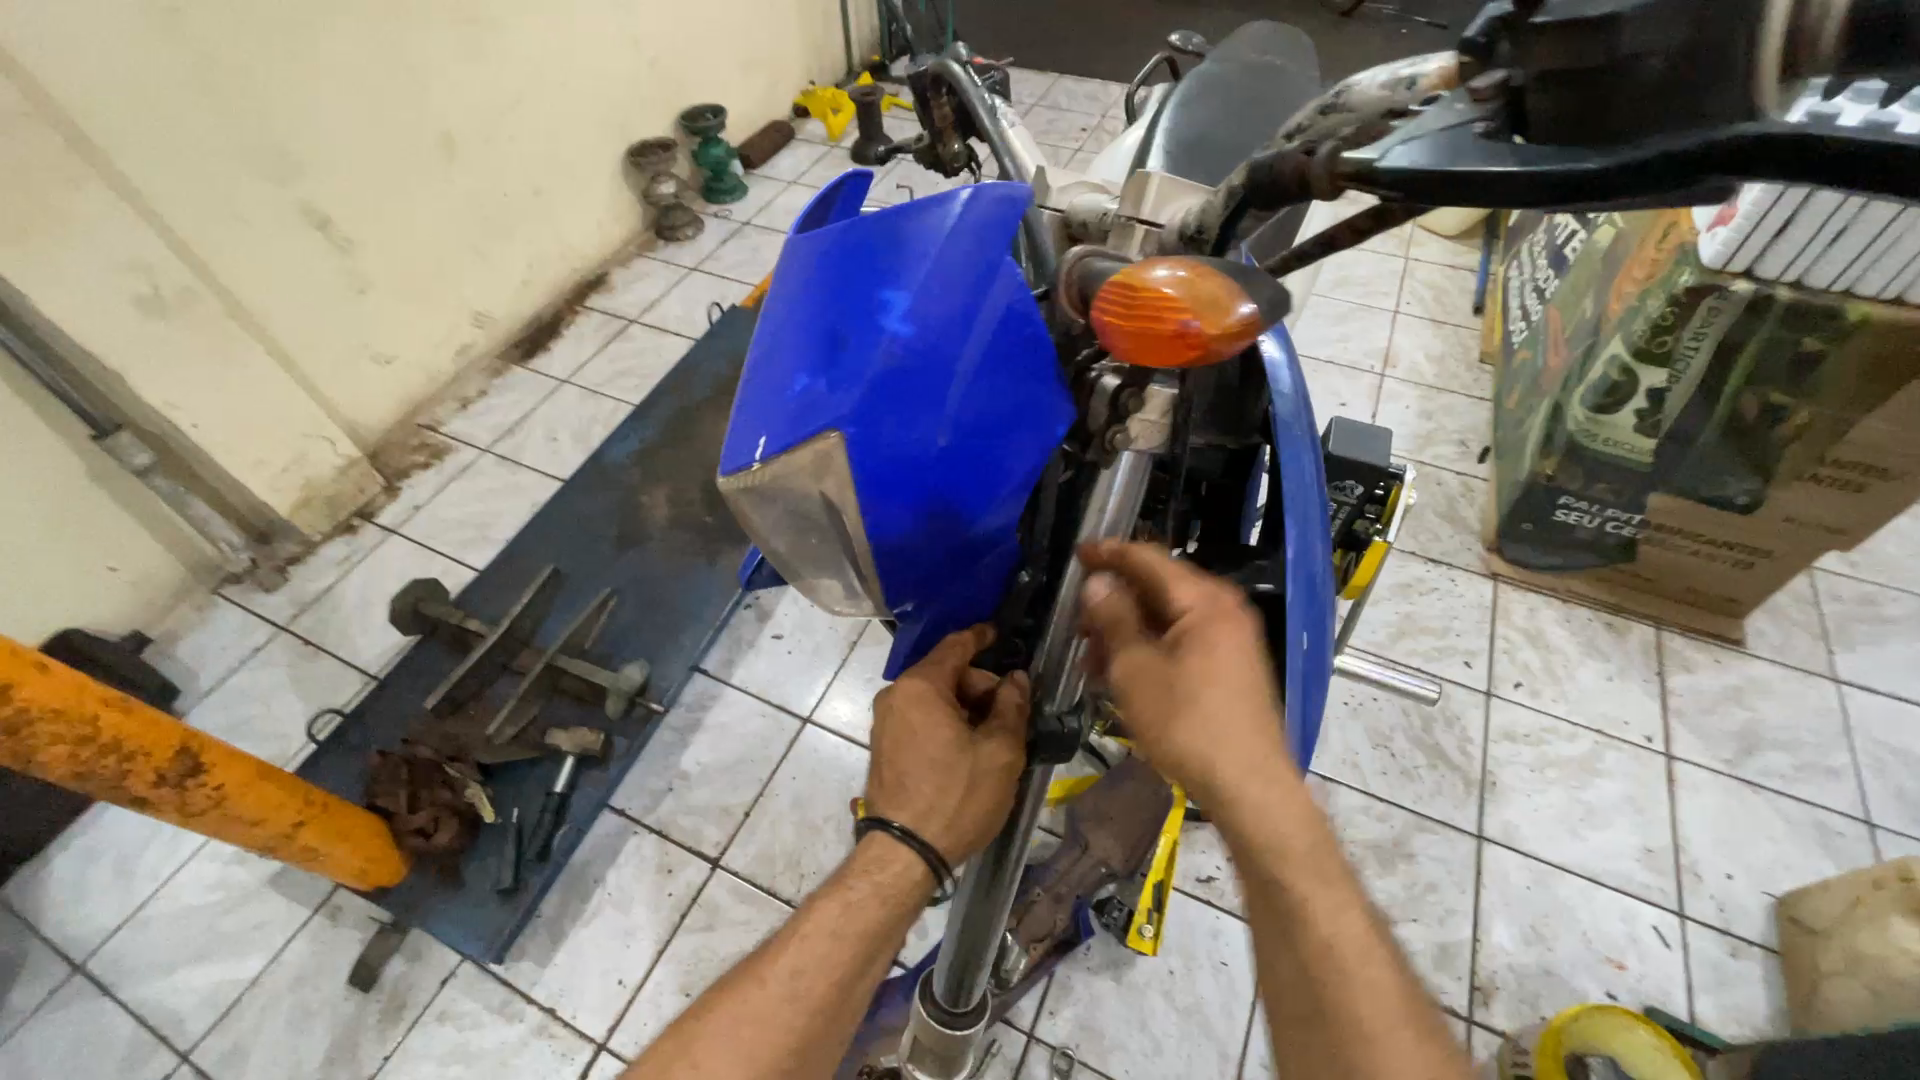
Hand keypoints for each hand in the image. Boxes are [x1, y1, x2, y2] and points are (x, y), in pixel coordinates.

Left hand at [865, 625, 1029, 864]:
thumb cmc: (957, 796)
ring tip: (995, 740)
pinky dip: (947, 724)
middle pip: (947, 674)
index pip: (956, 645)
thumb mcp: (1000, 750)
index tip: (1001, 632)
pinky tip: (970, 752)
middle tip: (1012, 716)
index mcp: (921, 686)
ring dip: (966, 710)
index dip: (982, 636)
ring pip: (936, 699)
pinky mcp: (884, 747)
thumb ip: (1012, 705)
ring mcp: (885, 722)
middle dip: (981, 688)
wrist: (905, 853)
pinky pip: (921, 719)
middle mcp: (896, 695)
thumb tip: (1016, 679)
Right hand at [1077, 540, 1291, 806]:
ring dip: (1126, 629)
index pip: (1149, 559)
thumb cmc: (1186, 724)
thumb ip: (1113, 618)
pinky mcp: (1229, 666)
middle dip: (1114, 600)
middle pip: (1159, 588)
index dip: (1109, 554)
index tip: (1076, 554)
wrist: (1248, 786)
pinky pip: (1181, 641)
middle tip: (1076, 618)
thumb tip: (1097, 582)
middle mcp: (1224, 609)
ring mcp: (1230, 639)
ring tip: (1089, 655)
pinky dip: (1148, 648)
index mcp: (1205, 600)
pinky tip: (1119, 673)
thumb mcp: (1135, 669)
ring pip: (1167, 618)